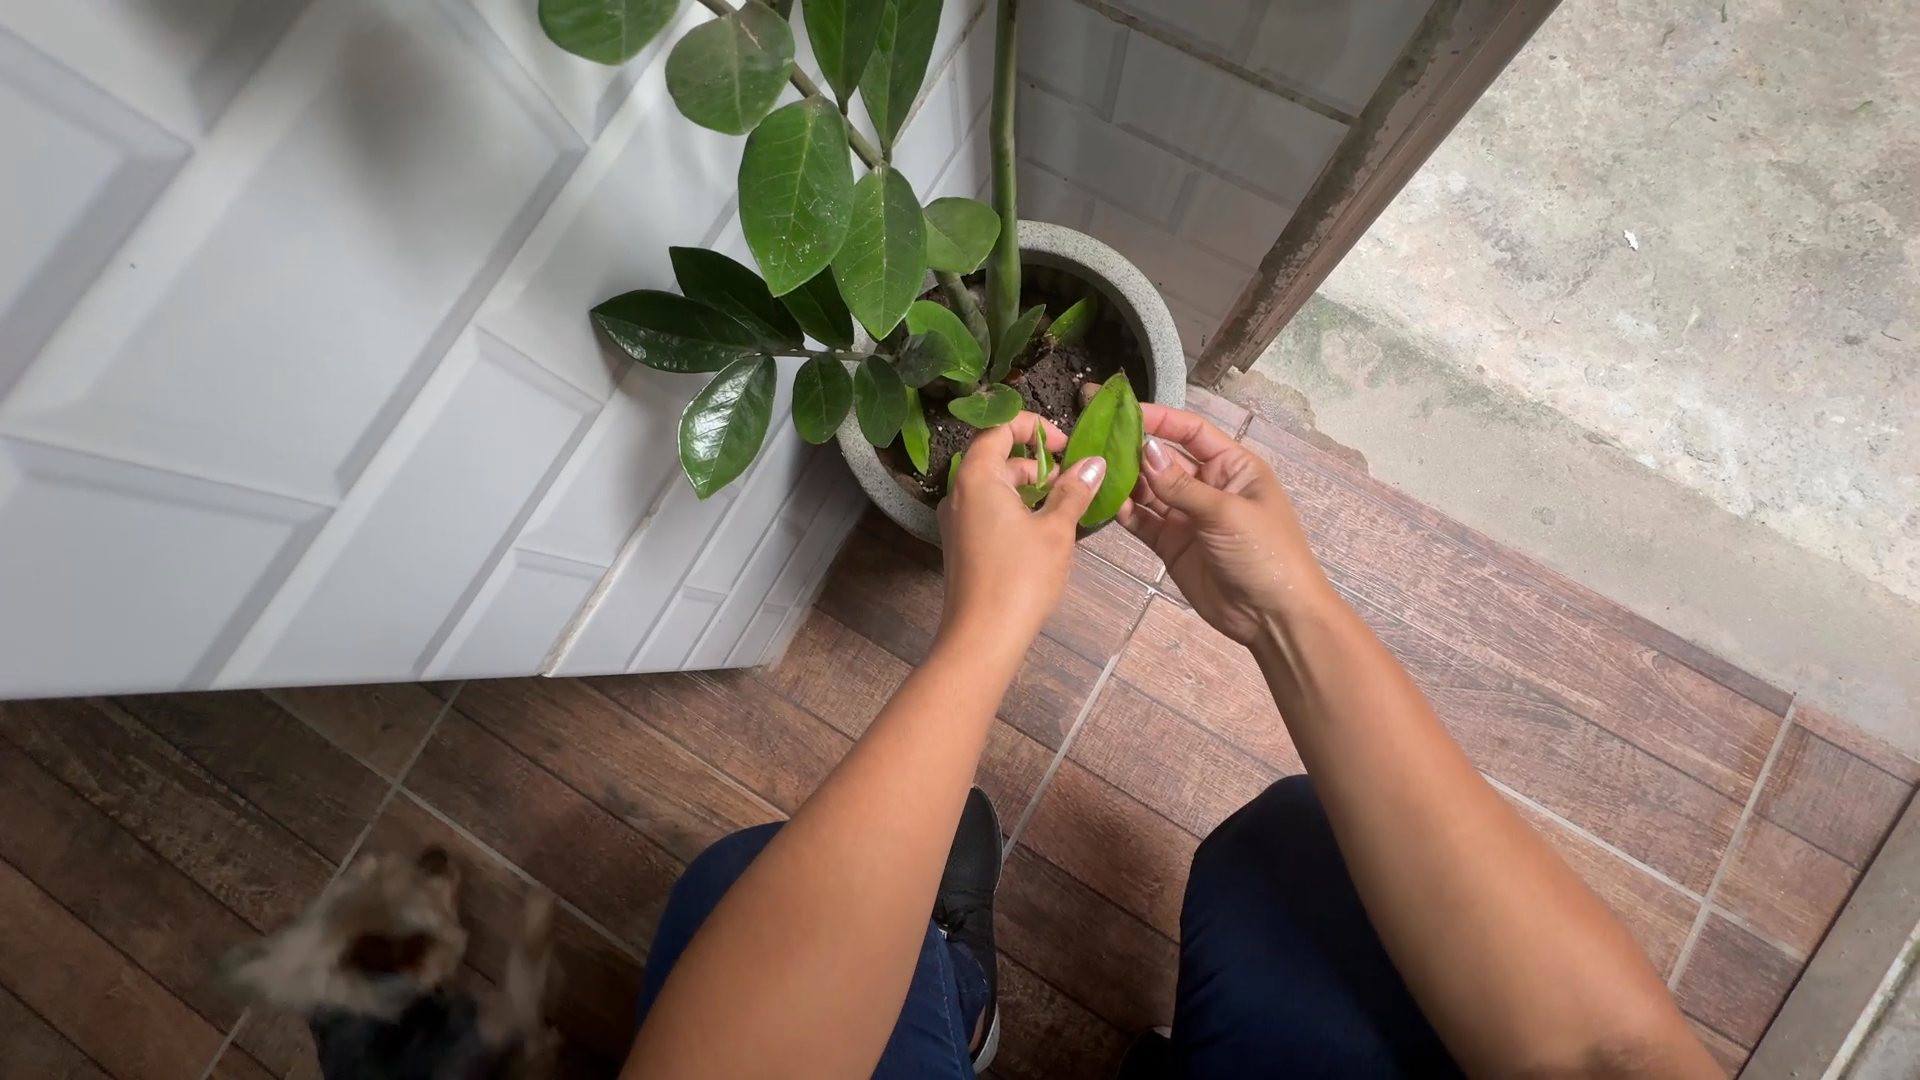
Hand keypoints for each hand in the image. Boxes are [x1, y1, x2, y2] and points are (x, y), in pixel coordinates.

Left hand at [937, 412, 1106, 651]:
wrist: (982, 637)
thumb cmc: (1020, 577)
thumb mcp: (1056, 529)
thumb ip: (1073, 490)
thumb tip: (1093, 463)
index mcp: (976, 477)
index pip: (998, 428)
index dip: (1033, 426)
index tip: (1064, 445)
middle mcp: (958, 493)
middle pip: (996, 457)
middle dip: (1036, 462)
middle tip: (1070, 481)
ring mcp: (956, 520)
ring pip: (994, 487)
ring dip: (1028, 488)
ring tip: (1063, 508)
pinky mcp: (961, 544)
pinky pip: (988, 511)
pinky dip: (1015, 510)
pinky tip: (1043, 532)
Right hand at [1117, 404, 1337, 645]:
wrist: (1273, 616)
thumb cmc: (1265, 553)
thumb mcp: (1226, 513)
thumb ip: (1181, 485)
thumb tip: (1145, 450)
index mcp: (1233, 467)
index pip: (1191, 432)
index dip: (1160, 420)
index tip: (1124, 413)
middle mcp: (1207, 486)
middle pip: (1164, 459)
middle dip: (1133, 449)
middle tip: (1096, 440)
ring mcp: (1186, 516)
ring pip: (1148, 490)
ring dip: (1123, 480)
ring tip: (1092, 470)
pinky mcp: (1170, 543)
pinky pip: (1142, 520)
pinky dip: (1123, 511)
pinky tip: (1102, 500)